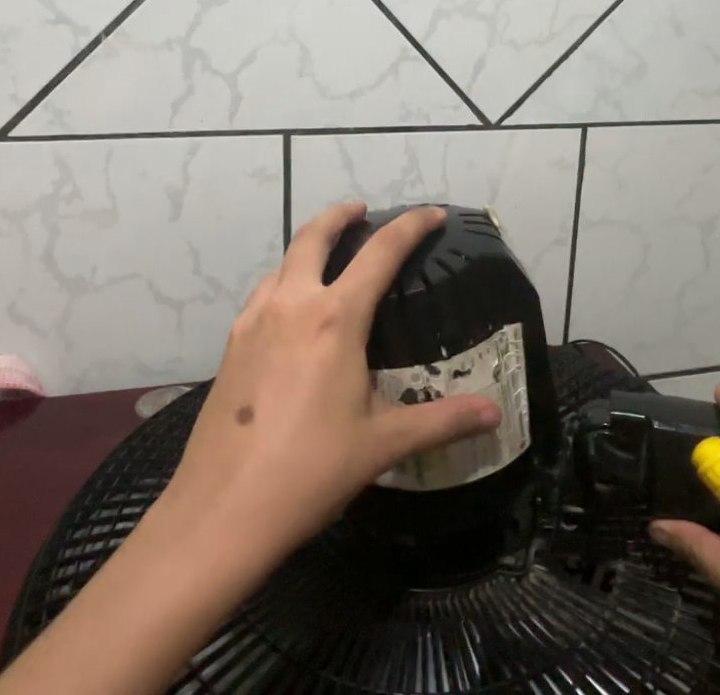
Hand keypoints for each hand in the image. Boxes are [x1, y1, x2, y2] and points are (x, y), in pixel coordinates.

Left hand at [0, 202, 501, 694]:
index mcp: (334, 319)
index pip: (380, 253)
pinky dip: (284, 282)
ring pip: (281, 264)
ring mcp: (252, 323)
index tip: (432, 214)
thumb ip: (443, 420)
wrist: (223, 510)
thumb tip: (496, 414)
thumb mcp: (384, 443)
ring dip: (307, 248)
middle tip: (361, 211)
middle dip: (339, 215)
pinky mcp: (230, 347)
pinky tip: (292, 313)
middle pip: (313, 236)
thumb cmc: (312, 470)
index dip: (410, 226)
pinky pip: (262, 296)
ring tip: (329, 259)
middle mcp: (290, 306)